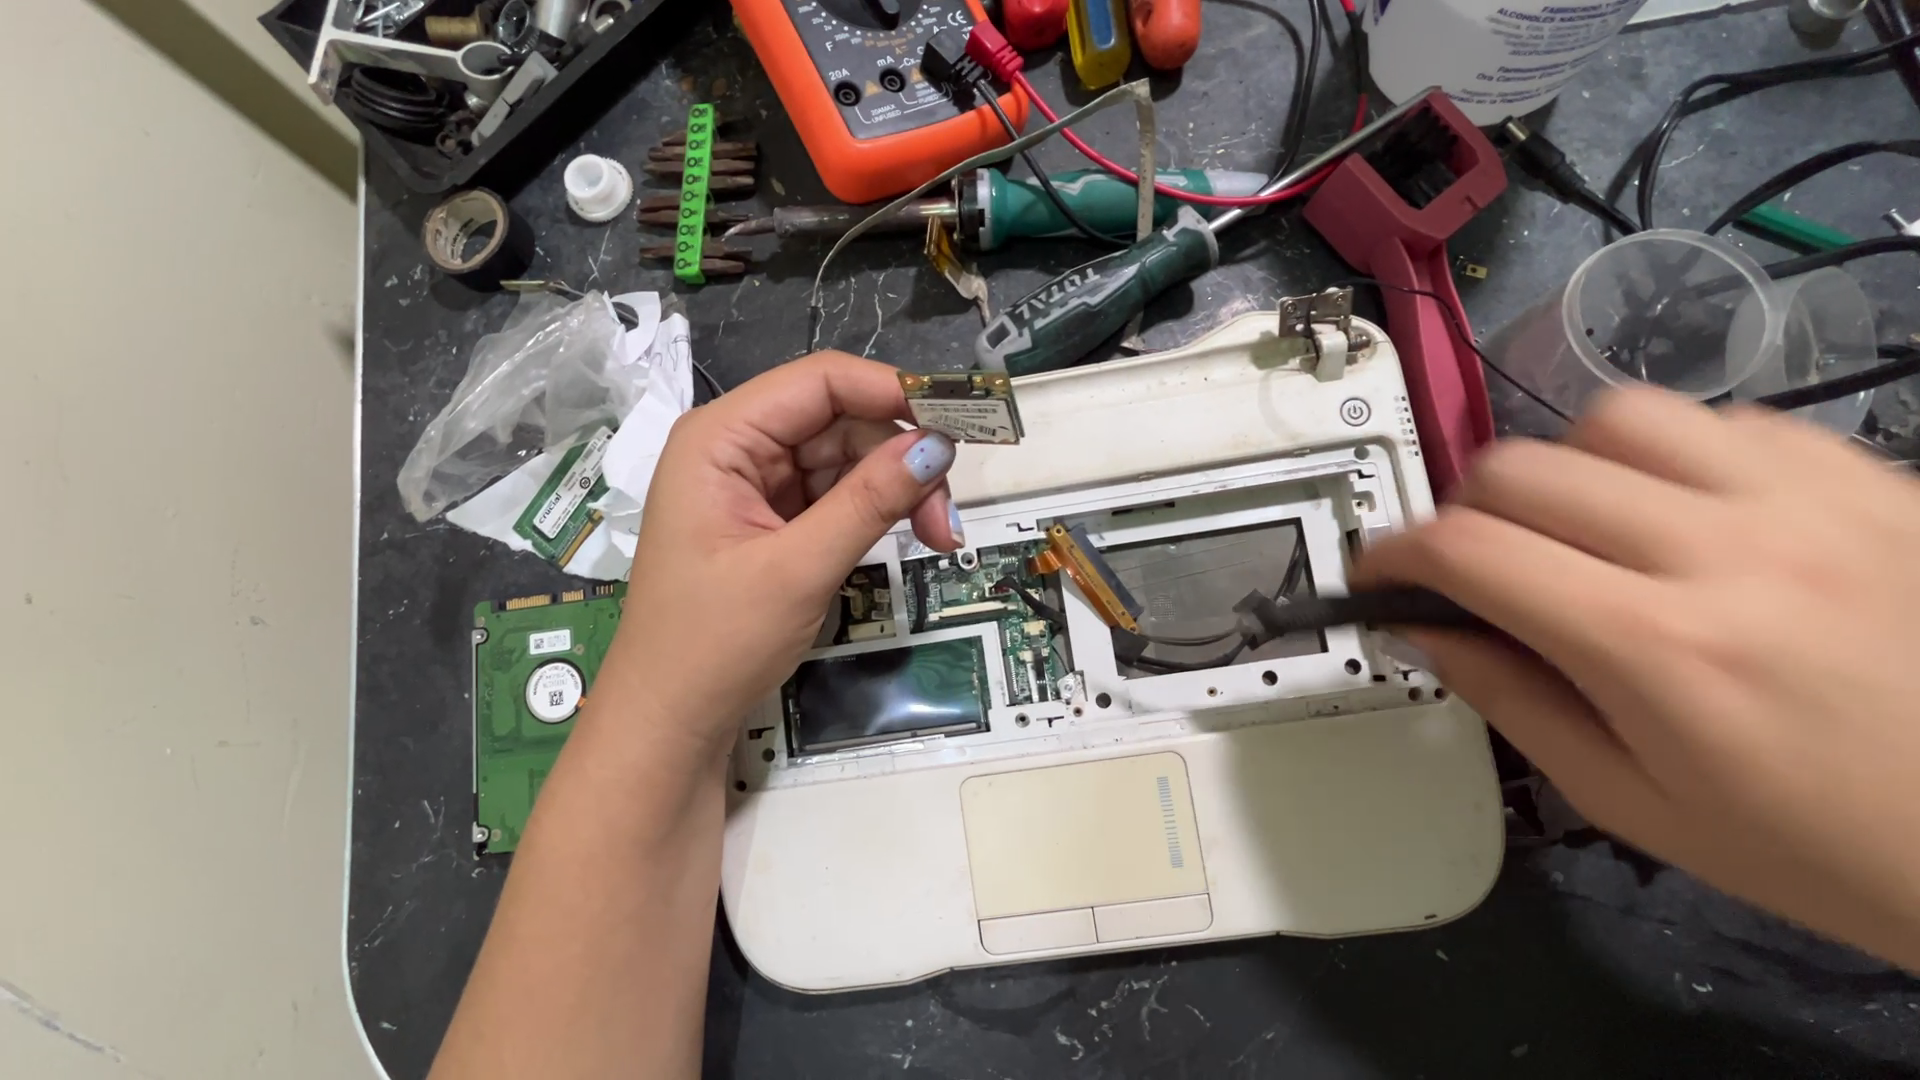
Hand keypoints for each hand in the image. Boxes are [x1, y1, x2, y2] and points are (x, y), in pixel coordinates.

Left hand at [599, 352, 961, 755]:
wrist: (671, 720)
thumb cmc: (715, 642)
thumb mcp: (798, 568)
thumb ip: (868, 502)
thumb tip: (939, 447)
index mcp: (721, 437)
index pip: (819, 381)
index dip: (890, 392)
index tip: (957, 422)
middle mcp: (739, 447)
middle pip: (841, 421)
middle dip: (900, 460)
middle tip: (948, 517)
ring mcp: (757, 484)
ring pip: (848, 459)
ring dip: (897, 491)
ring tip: (938, 537)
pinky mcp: (775, 519)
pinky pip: (837, 495)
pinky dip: (876, 512)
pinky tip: (909, 536)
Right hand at [1358, 387, 1919, 970]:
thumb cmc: (1821, 845)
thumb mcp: (1629, 798)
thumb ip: (1508, 697)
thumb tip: (1426, 628)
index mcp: (1657, 647)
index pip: (1467, 551)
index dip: (1392, 552)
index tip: (1377, 573)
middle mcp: (1728, 550)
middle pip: (1519, 470)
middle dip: (1460, 515)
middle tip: (1472, 565)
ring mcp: (1811, 502)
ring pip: (1612, 418)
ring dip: (1560, 470)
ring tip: (1574, 527)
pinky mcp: (1871, 481)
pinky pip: (1719, 422)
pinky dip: (1661, 458)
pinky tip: (1675, 514)